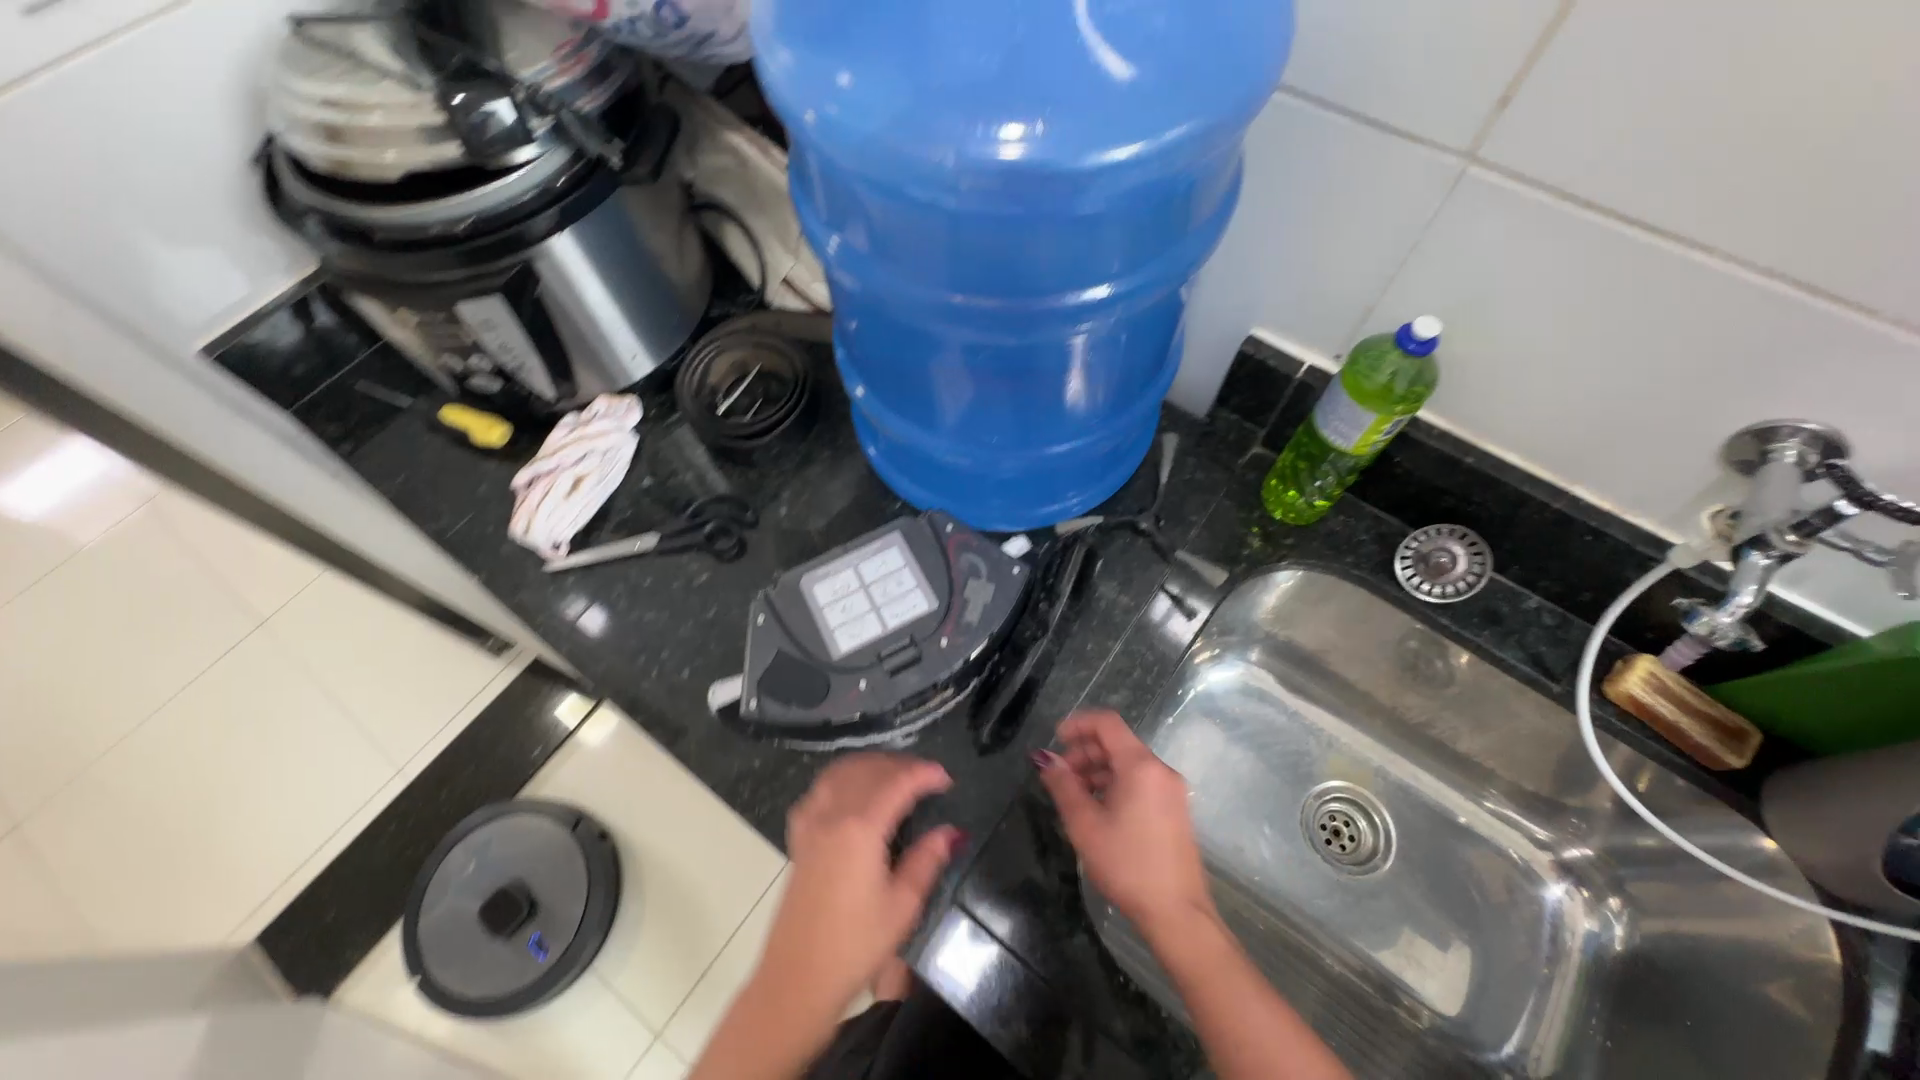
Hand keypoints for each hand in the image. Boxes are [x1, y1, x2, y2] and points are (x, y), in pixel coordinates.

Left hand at [751, 754, 962, 1022]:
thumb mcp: (902, 906)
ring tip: (894, 776)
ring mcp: (810, 826)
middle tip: (927, 777)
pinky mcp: (798, 840)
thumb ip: (926, 861)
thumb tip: (950, 832)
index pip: (897, 783)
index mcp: (860, 829)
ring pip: (839, 774)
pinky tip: (850, 794)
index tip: (947, 779)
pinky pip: (818, 792)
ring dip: (869, 766)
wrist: (798, 977)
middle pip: (866, 770)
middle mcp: (831, 816)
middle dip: (899, 765)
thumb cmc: (856, 946)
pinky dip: (839, 780)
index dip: (924, 774)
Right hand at [1035, 709, 1215, 936]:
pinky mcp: (1174, 810)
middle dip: (1085, 752)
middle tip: (1059, 777)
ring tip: (1073, 798)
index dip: (1078, 724)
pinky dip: (1115, 785)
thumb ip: (1063, 786)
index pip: (1107, 723)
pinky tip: (1098, 811)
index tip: (1054, 739)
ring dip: (1098, 771)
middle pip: (1118, 743)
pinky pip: (1140, 783)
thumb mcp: (1085, 825)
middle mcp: (1160, 770)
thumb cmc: (1127, 865)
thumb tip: (1046, 760)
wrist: (1177, 911)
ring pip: (1128, 765)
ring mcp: (1171, 791)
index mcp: (1141, 766)